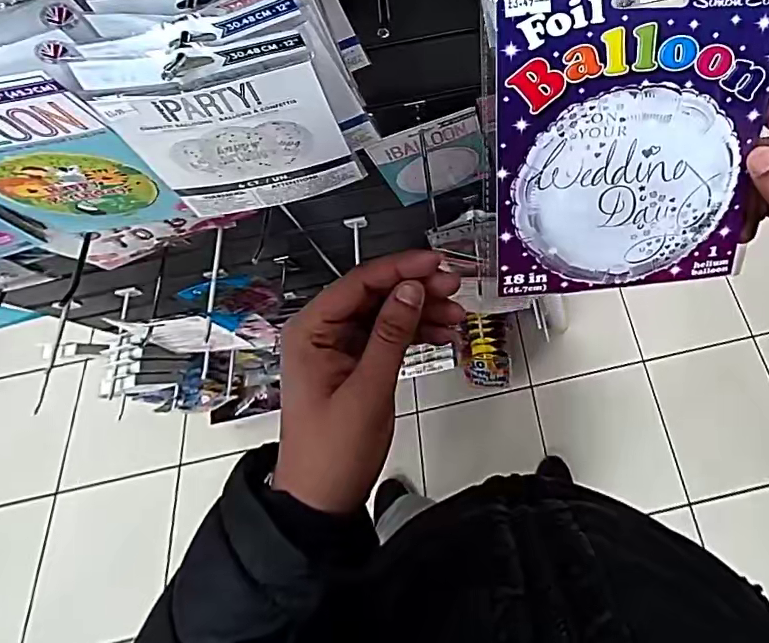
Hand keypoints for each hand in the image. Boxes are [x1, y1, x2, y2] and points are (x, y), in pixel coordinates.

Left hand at [272, 249, 464, 513]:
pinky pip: (391, 333)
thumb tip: (411, 289)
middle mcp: (324, 332)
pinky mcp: (357, 361)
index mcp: (311, 331)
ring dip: (423, 310)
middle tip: (453, 287)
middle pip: (377, 294)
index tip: (435, 264)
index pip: (360, 282)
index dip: (401, 268)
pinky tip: (444, 334)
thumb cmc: (331, 453)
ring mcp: (340, 346)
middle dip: (417, 288)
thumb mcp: (367, 389)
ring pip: (388, 311)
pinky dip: (417, 332)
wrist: (321, 503)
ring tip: (456, 315)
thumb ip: (391, 334)